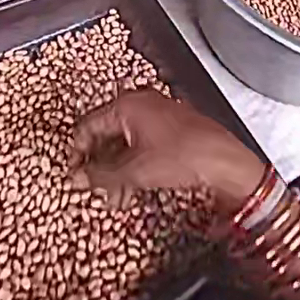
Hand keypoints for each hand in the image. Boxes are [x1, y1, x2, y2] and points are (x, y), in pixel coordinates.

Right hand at [70, 90, 265, 221]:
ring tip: (117, 198)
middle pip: (105, 133)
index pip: (88, 126)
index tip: (74, 176)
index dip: (77, 153)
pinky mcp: (168, 126)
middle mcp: (138, 102)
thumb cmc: (182, 156)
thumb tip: (78, 178)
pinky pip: (140, 143)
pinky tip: (133, 188)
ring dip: (116, 170)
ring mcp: (154, 112)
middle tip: (96, 191)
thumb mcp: (135, 170)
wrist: (224, 160)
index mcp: (126, 104)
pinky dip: (132, 164)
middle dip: (99, 165)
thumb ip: (101, 175)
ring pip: (123, 141)